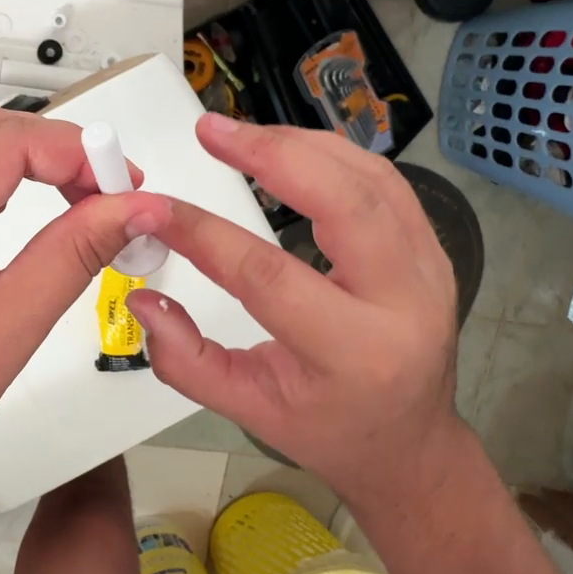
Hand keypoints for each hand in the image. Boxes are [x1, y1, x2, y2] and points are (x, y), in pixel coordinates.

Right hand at [127, 113, 465, 508]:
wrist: (411, 443)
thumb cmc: (326, 429)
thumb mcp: (249, 409)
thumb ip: (186, 360)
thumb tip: (141, 298)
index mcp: (353, 352)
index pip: (267, 274)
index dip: (204, 233)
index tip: (155, 207)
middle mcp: (404, 302)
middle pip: (344, 201)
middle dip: (271, 154)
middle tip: (208, 130)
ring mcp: (429, 268)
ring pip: (370, 178)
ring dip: (299, 143)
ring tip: (237, 135)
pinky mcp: (431, 249)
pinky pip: (383, 182)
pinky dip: (330, 153)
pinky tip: (285, 148)